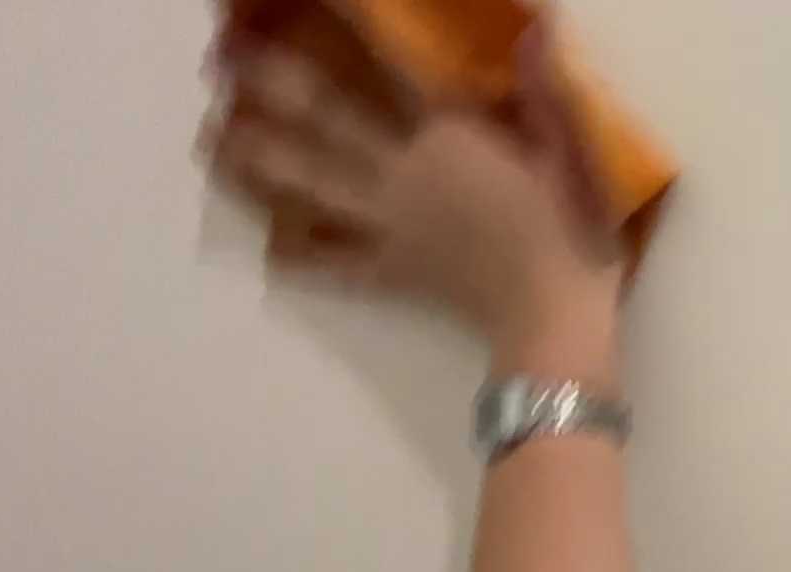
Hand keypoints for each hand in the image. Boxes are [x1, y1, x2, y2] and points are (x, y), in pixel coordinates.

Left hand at [202, 25, 621, 384]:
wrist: (557, 322)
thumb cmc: (574, 243)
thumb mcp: (577, 167)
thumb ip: (548, 99)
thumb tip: (535, 29)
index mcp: (451, 139)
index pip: (394, 66)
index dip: (353, 23)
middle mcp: (405, 170)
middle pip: (323, 116)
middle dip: (270, 81)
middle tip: (220, 59)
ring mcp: (391, 223)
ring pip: (310, 181)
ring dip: (258, 157)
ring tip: (213, 142)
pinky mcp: (395, 271)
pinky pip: (338, 264)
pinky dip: (306, 260)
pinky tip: (275, 254)